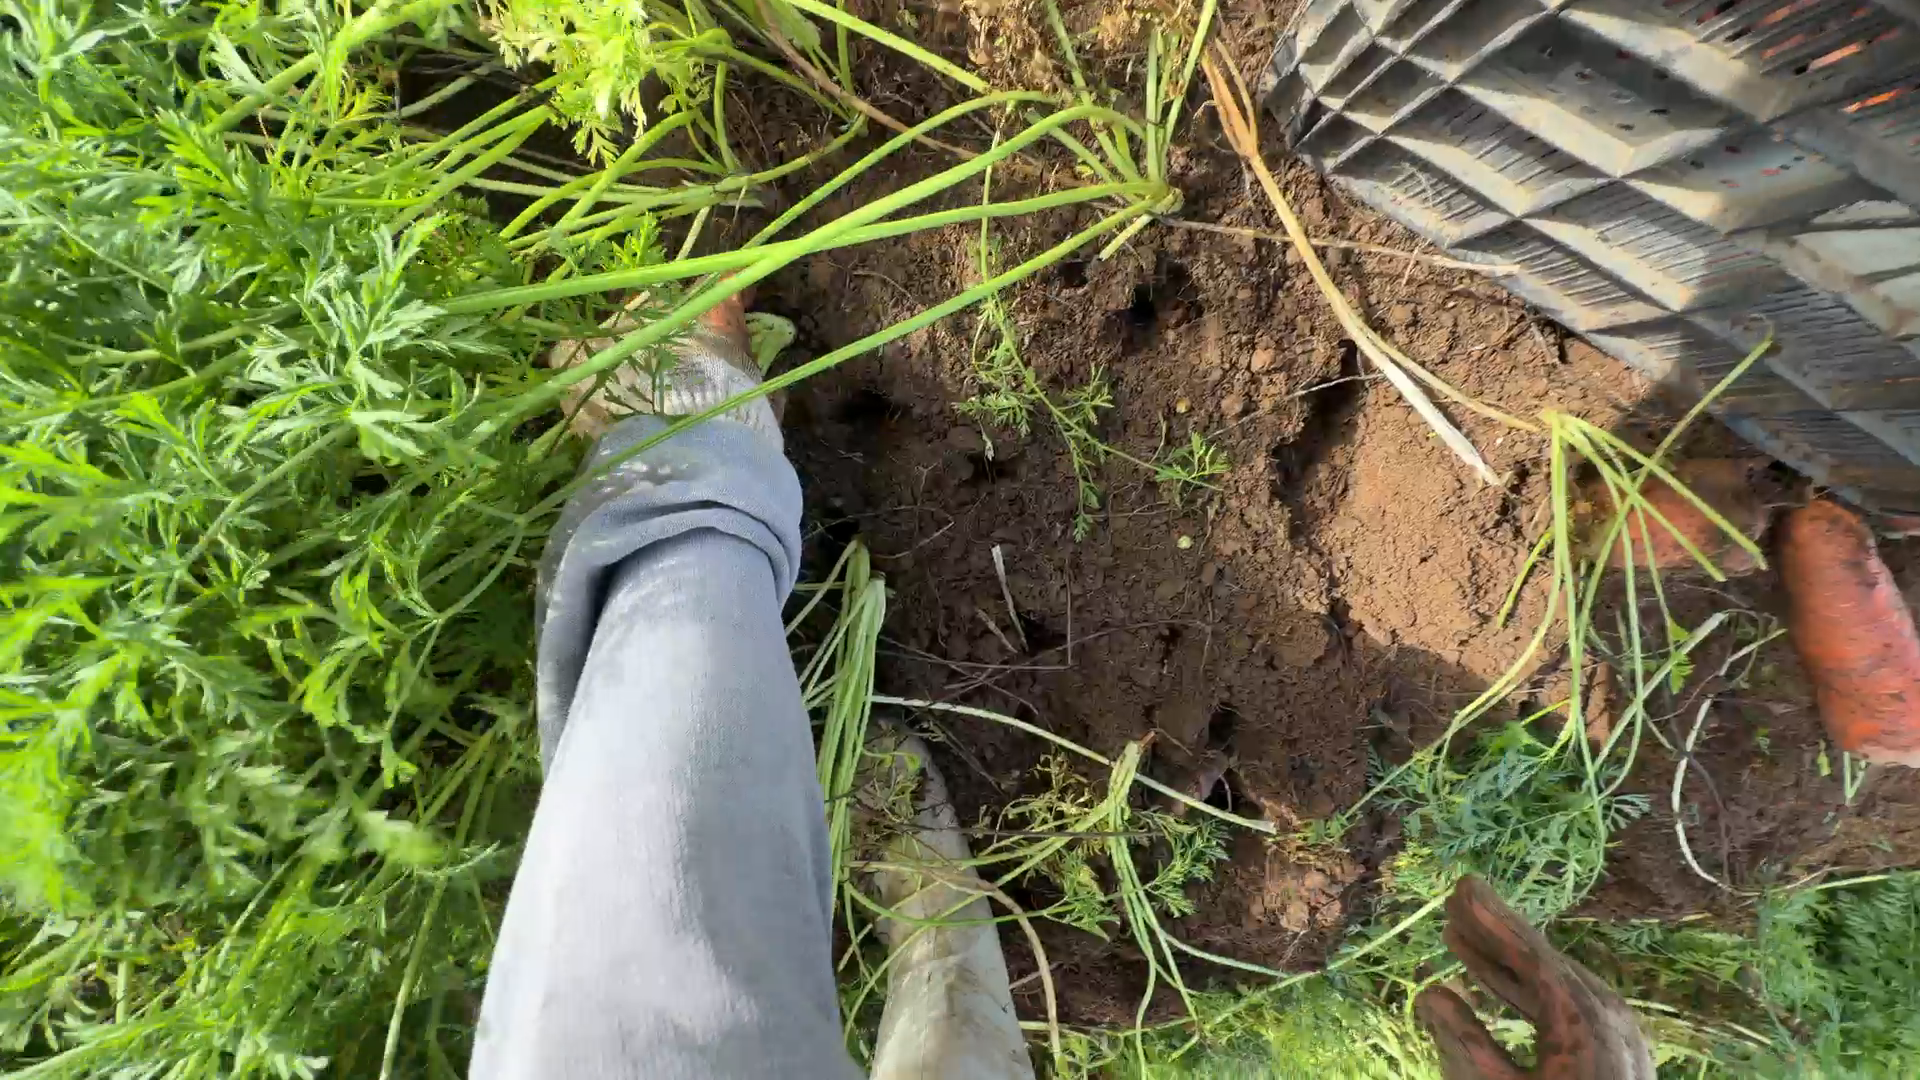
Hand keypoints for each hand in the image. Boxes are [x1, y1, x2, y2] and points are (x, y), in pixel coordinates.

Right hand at [1415, 877, 1654, 1079]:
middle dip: (1497, 932)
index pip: (1533, 955)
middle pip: (1545, 962)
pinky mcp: (1614, 1066)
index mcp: (1583, 1024)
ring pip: (1553, 985)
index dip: (1494, 919)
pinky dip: (1522, 991)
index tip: (1463, 885)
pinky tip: (1487, 986)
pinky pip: (1563, 1011)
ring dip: (1504, 961)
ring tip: (1458, 940)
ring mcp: (1618, 1047)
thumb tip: (1434, 991)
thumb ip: (1462, 1039)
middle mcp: (1609, 1026)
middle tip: (1455, 900)